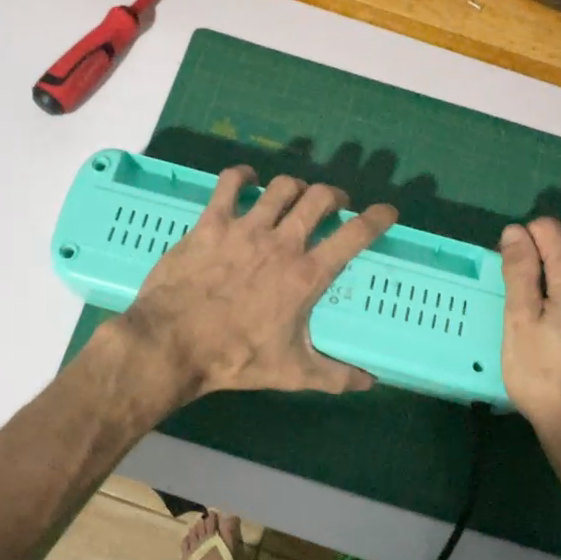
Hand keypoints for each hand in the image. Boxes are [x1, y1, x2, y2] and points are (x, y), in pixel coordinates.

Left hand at [121, 167, 396, 401]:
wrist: (173, 343)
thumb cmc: (235, 358)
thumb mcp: (292, 373)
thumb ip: (335, 376)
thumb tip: (369, 383)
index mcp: (306, 274)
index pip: (354, 235)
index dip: (377, 218)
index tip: (387, 212)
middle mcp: (281, 242)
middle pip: (320, 198)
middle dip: (334, 196)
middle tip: (334, 206)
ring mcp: (245, 228)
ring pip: (281, 187)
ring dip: (295, 187)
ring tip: (295, 195)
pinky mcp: (211, 223)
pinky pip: (230, 184)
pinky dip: (242, 176)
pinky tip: (247, 179)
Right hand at [500, 219, 560, 453]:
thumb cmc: (542, 373)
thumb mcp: (519, 319)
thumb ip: (519, 270)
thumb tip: (515, 231)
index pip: (548, 228)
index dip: (521, 240)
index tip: (505, 272)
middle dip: (536, 250)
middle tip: (512, 286)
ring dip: (550, 268)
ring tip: (526, 301)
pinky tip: (550, 314)